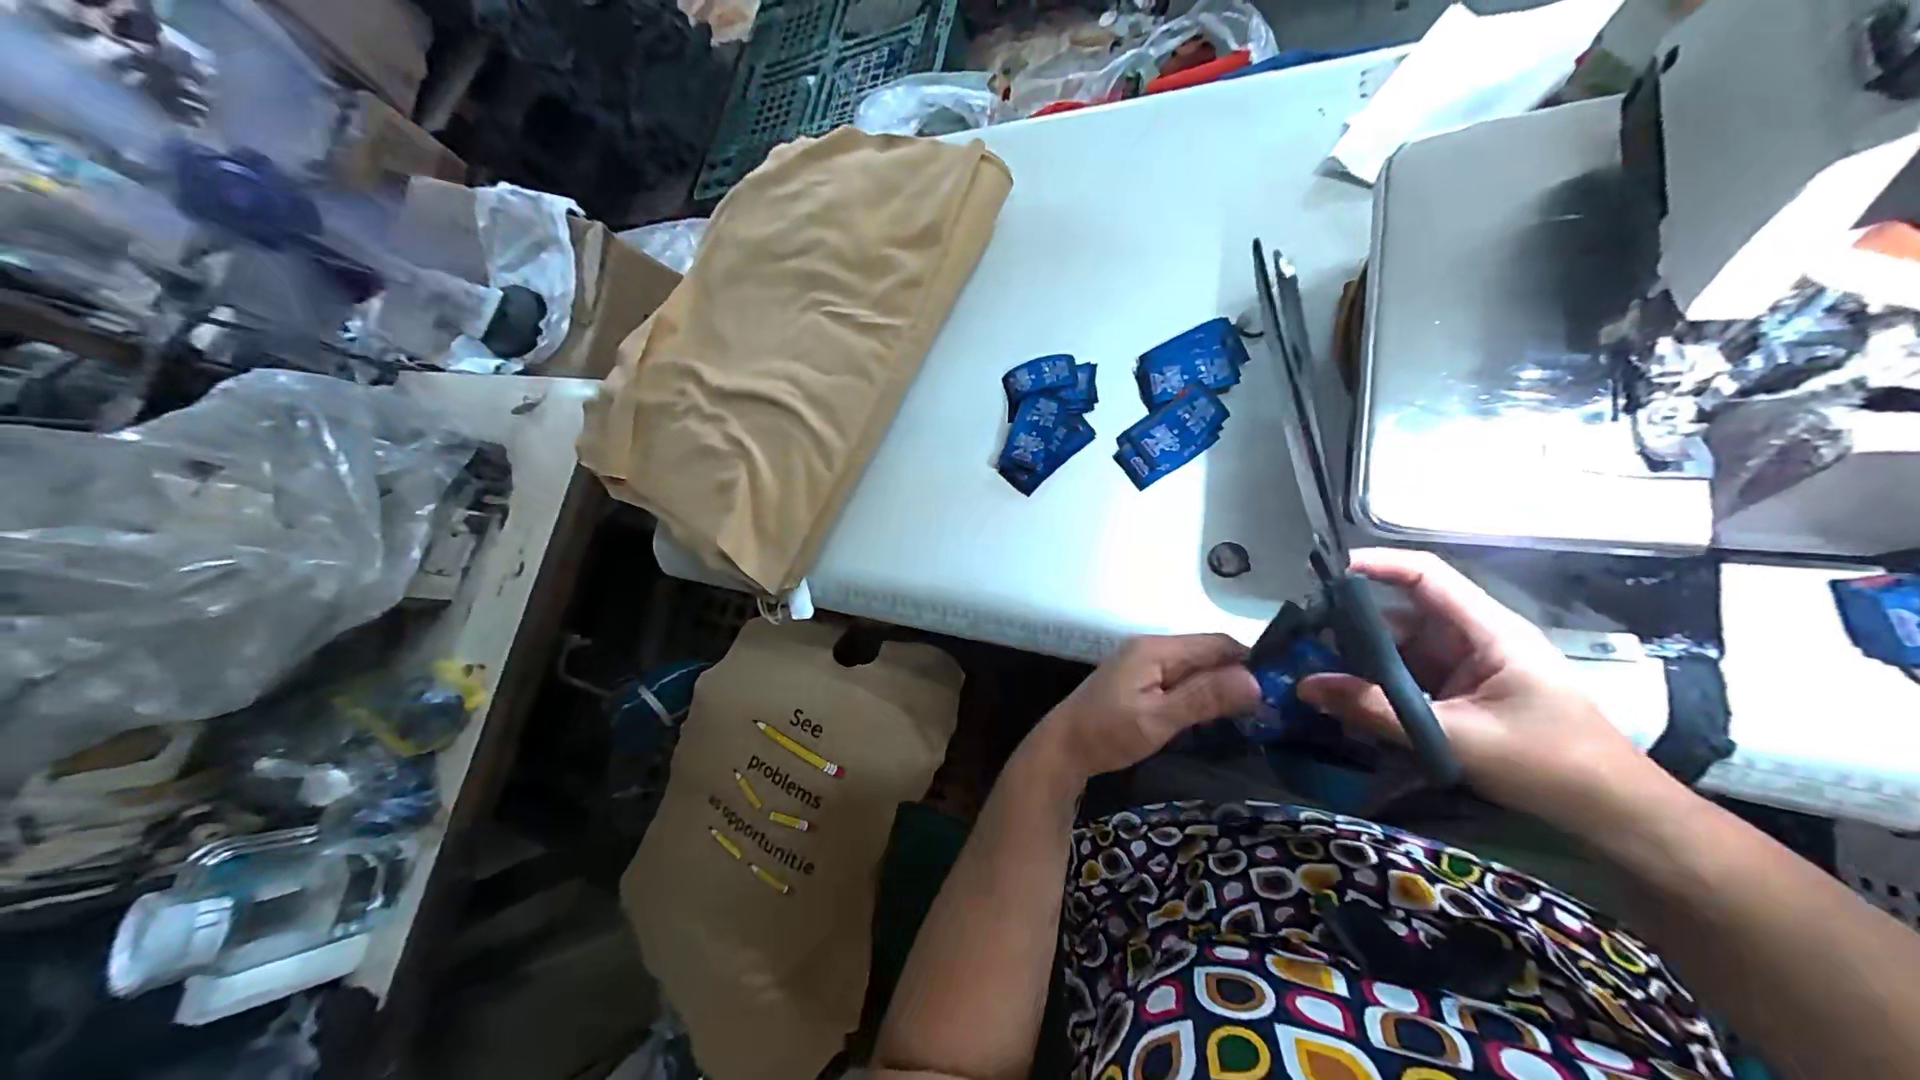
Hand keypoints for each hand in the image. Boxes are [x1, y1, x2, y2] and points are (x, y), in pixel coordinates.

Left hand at [1036, 634, 1261, 781]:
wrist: (1062, 748)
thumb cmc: (1107, 733)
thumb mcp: (1158, 719)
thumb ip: (1203, 698)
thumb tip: (1255, 681)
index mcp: (1156, 649)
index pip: (1216, 643)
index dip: (1249, 661)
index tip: (1280, 686)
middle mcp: (1151, 648)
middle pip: (1206, 653)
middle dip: (1238, 675)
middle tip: (1272, 705)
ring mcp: (1143, 664)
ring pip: (1195, 668)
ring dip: (1220, 686)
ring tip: (1253, 712)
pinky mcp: (1139, 682)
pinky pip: (1180, 680)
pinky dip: (1200, 693)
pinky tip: (1217, 713)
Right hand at [1297, 548, 1665, 828]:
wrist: (1614, 812)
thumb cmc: (1549, 764)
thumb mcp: (1455, 737)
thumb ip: (1376, 710)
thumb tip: (1306, 685)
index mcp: (1487, 631)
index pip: (1426, 576)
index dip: (1377, 565)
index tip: (1326, 573)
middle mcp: (1472, 638)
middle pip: (1401, 614)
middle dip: (1352, 624)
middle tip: (1303, 641)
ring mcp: (1466, 665)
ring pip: (1399, 648)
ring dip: (1360, 660)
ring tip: (1314, 674)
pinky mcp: (1460, 691)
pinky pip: (1407, 676)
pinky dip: (1377, 685)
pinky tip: (1347, 700)